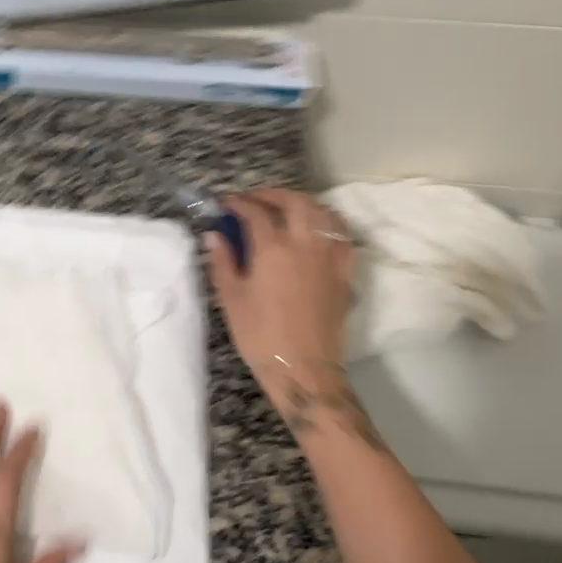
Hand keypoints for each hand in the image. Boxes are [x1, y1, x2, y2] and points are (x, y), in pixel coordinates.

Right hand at [205, 188, 354, 380]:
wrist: (303, 367)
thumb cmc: (260, 335)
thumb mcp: (231, 298)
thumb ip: (223, 262)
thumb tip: (215, 236)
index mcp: (273, 250)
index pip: (256, 213)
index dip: (239, 203)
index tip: (226, 204)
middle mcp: (305, 245)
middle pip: (295, 202)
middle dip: (273, 195)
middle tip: (255, 200)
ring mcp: (330, 257)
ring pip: (324, 213)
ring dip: (303, 204)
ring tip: (287, 209)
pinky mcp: (345, 273)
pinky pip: (343, 236)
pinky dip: (329, 224)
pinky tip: (318, 230)